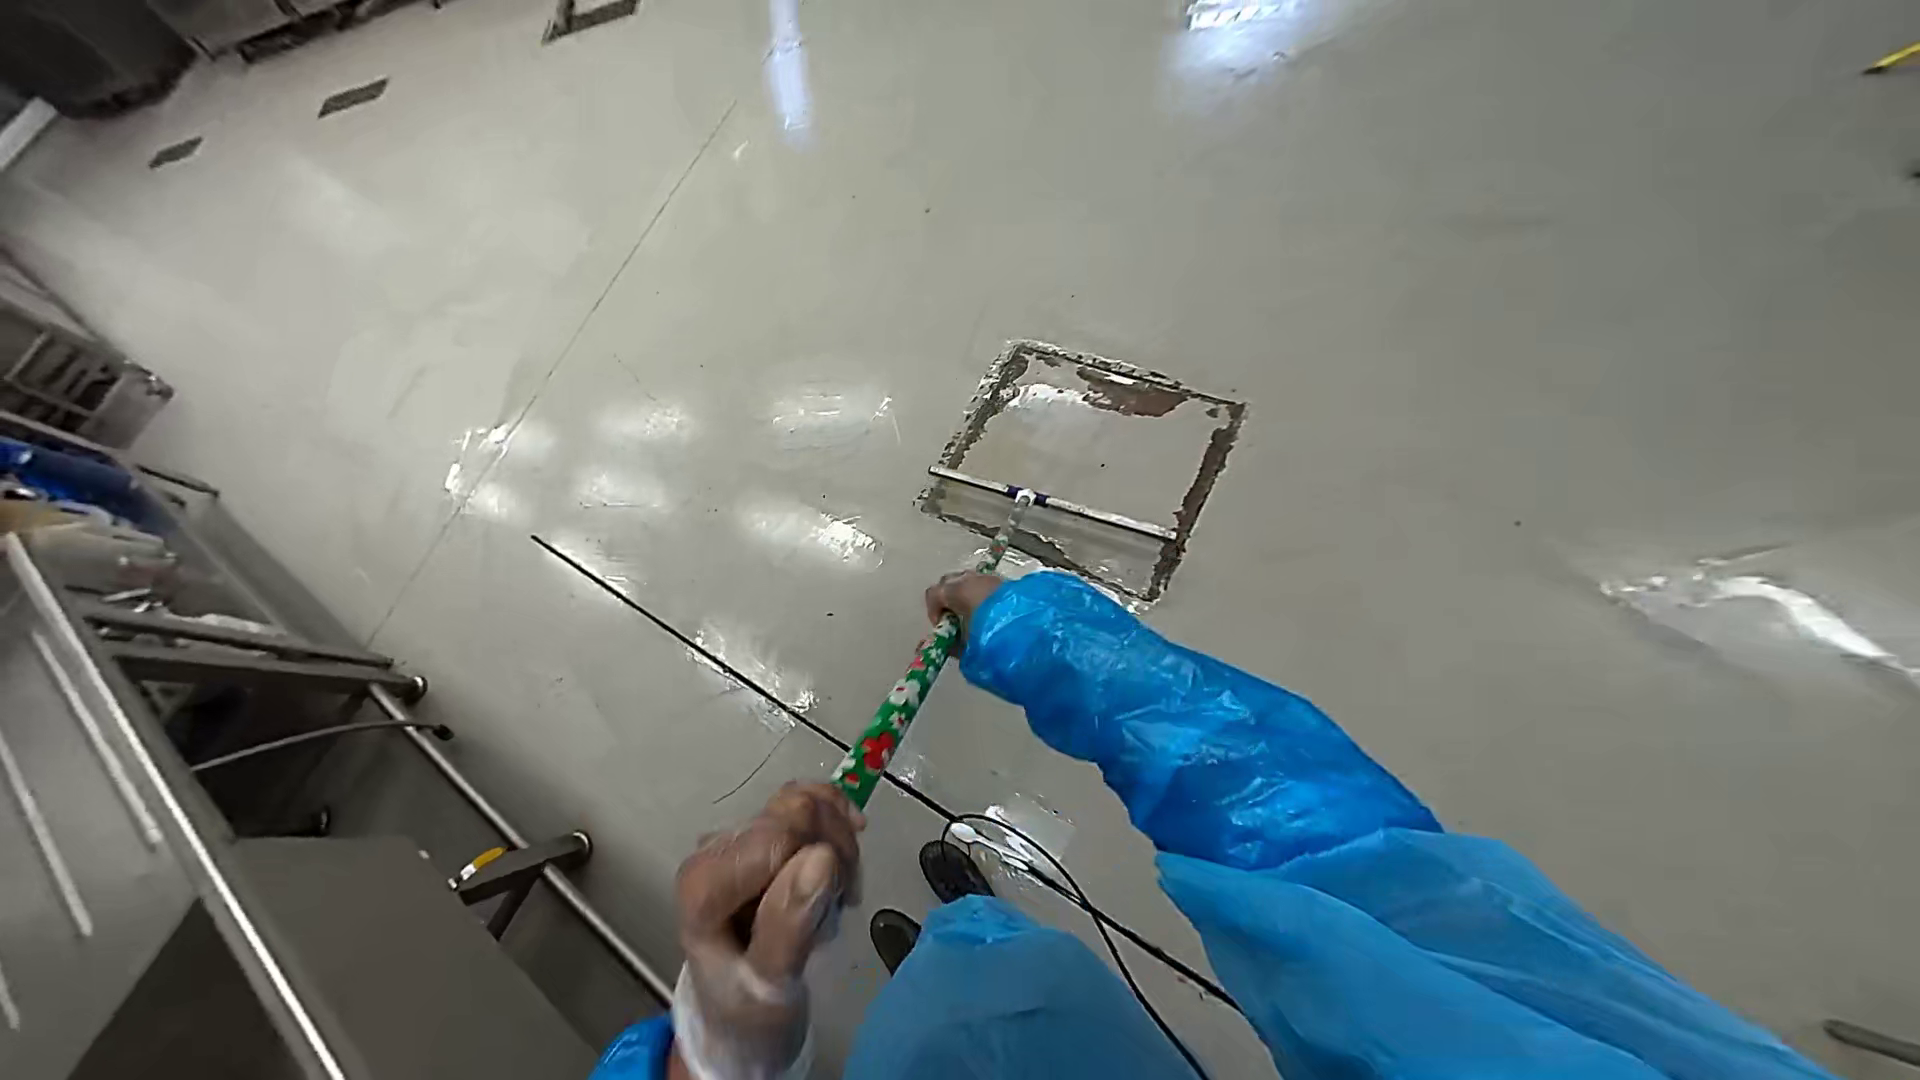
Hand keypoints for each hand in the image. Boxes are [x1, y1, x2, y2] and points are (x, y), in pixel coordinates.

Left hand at [671, 783, 864, 1079]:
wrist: (742, 1015)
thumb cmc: (751, 1008)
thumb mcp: (770, 985)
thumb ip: (789, 925)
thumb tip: (822, 857)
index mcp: (705, 882)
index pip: (780, 835)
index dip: (823, 858)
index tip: (838, 902)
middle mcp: (716, 847)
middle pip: (796, 810)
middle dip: (836, 847)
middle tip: (842, 898)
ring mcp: (738, 836)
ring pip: (807, 801)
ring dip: (839, 839)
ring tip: (838, 889)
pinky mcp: (760, 830)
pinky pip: (808, 798)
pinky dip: (836, 819)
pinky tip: (843, 849)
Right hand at [924, 571, 1004, 653]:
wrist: (1033, 632)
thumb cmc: (993, 639)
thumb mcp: (968, 649)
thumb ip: (953, 646)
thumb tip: (947, 646)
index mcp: (958, 590)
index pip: (934, 593)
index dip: (933, 611)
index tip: (942, 628)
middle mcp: (973, 578)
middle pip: (951, 582)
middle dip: (949, 600)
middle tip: (955, 623)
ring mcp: (992, 578)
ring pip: (971, 582)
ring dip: (968, 598)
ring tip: (975, 621)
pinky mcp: (1009, 582)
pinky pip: (988, 586)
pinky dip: (984, 598)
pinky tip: (991, 617)